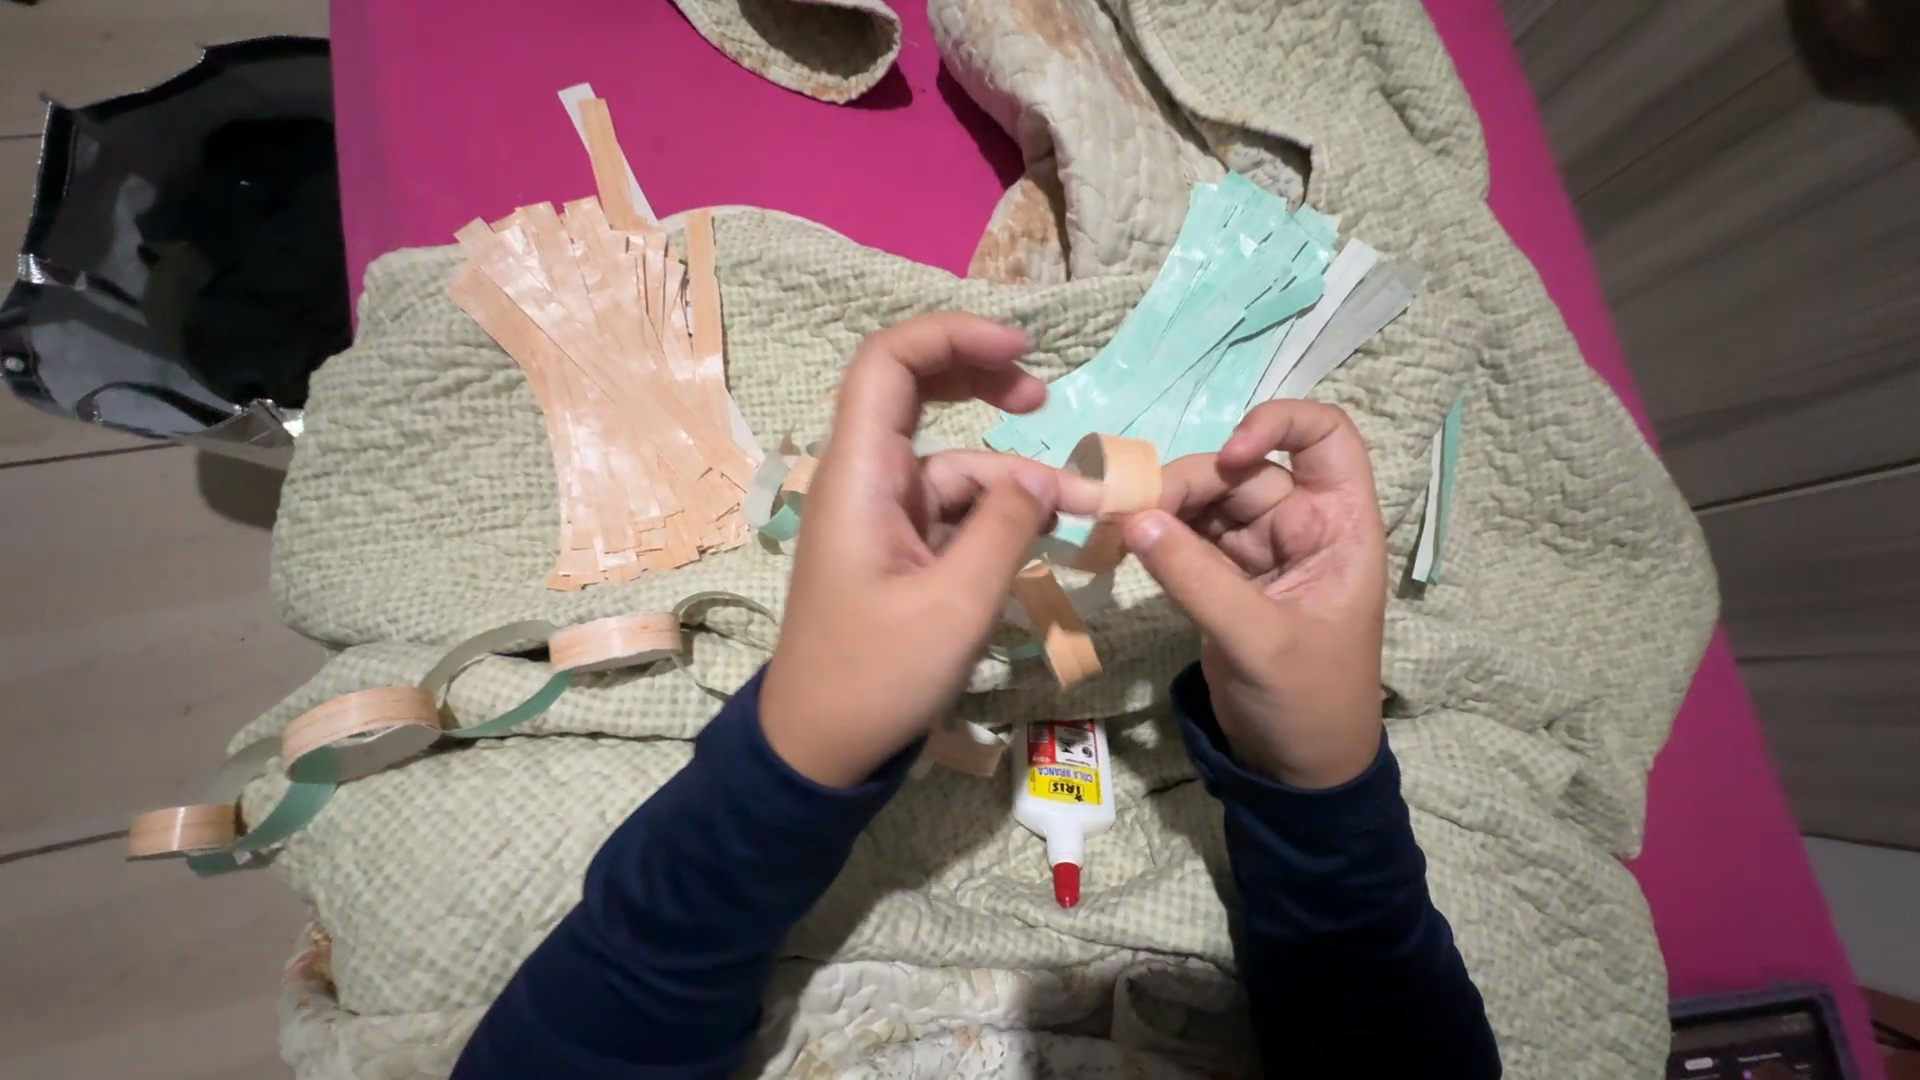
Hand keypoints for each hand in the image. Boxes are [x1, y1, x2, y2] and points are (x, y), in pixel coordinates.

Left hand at [760, 313, 1103, 786]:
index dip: (952, 337)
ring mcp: (883, 514)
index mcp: (859, 476)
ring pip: (953, 467)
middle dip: (982, 385)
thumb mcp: (957, 603)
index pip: (889, 364)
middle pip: (915, 394)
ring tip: (1082, 506)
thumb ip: (1007, 526)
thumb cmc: (877, 678)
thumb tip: (1047, 478)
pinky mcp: (899, 547)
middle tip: (1043, 398)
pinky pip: (955, 511)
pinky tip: (1042, 533)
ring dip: (1013, 480)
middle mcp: (865, 480)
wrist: (824, 746)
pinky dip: (998, 516)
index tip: (1022, 349)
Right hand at [1124, 401, 1387, 788]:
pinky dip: (1154, 537)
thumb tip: (1134, 519)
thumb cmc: (1307, 701)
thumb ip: (1197, 578)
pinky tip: (1123, 544)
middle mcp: (1299, 524)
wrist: (1295, 766)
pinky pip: (1184, 537)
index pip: (1325, 437)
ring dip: (1162, 508)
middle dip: (1188, 484)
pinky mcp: (1221, 576)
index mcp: (1337, 525)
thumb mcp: (1259, 639)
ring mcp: (1256, 550)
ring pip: (1205, 502)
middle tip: (1131, 513)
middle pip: (1240, 472)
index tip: (1228, 457)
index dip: (1278, 425)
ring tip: (1118, 529)